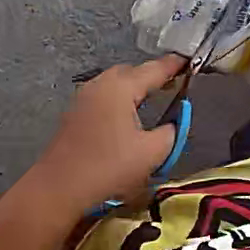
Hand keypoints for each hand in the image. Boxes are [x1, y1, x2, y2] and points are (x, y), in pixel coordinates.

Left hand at [23, 55, 187, 213]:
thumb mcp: (153, 152)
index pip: (155, 69)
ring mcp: (83, 98)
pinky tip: (128, 116)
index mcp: (121, 88)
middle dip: (152, 75)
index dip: (174, 65)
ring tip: (152, 100)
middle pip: (132, 71)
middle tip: (173, 84)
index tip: (189, 61)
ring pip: (115, 84)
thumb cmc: (109, 167)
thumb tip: (172, 124)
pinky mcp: (74, 114)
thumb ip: (171, 132)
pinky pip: (104, 97)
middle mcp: (100, 85)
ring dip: (134, 88)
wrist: (59, 189)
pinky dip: (120, 99)